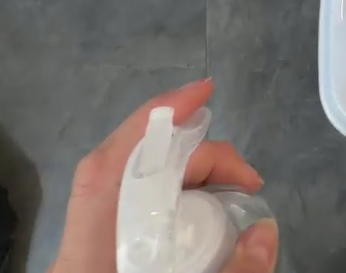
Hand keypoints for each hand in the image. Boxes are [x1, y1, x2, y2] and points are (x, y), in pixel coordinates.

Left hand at [50, 79, 279, 272]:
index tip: (205, 91)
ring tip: (238, 200)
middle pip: (134, 176)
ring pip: (138, 198)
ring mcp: (87, 265)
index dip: (153, 120)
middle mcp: (79, 257)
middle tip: (248, 180)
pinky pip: (138, 224)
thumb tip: (266, 233)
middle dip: (198, 159)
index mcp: (87, 263)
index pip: (107, 170)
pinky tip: (208, 225)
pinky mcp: (101, 271)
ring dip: (192, 184)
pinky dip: (177, 210)